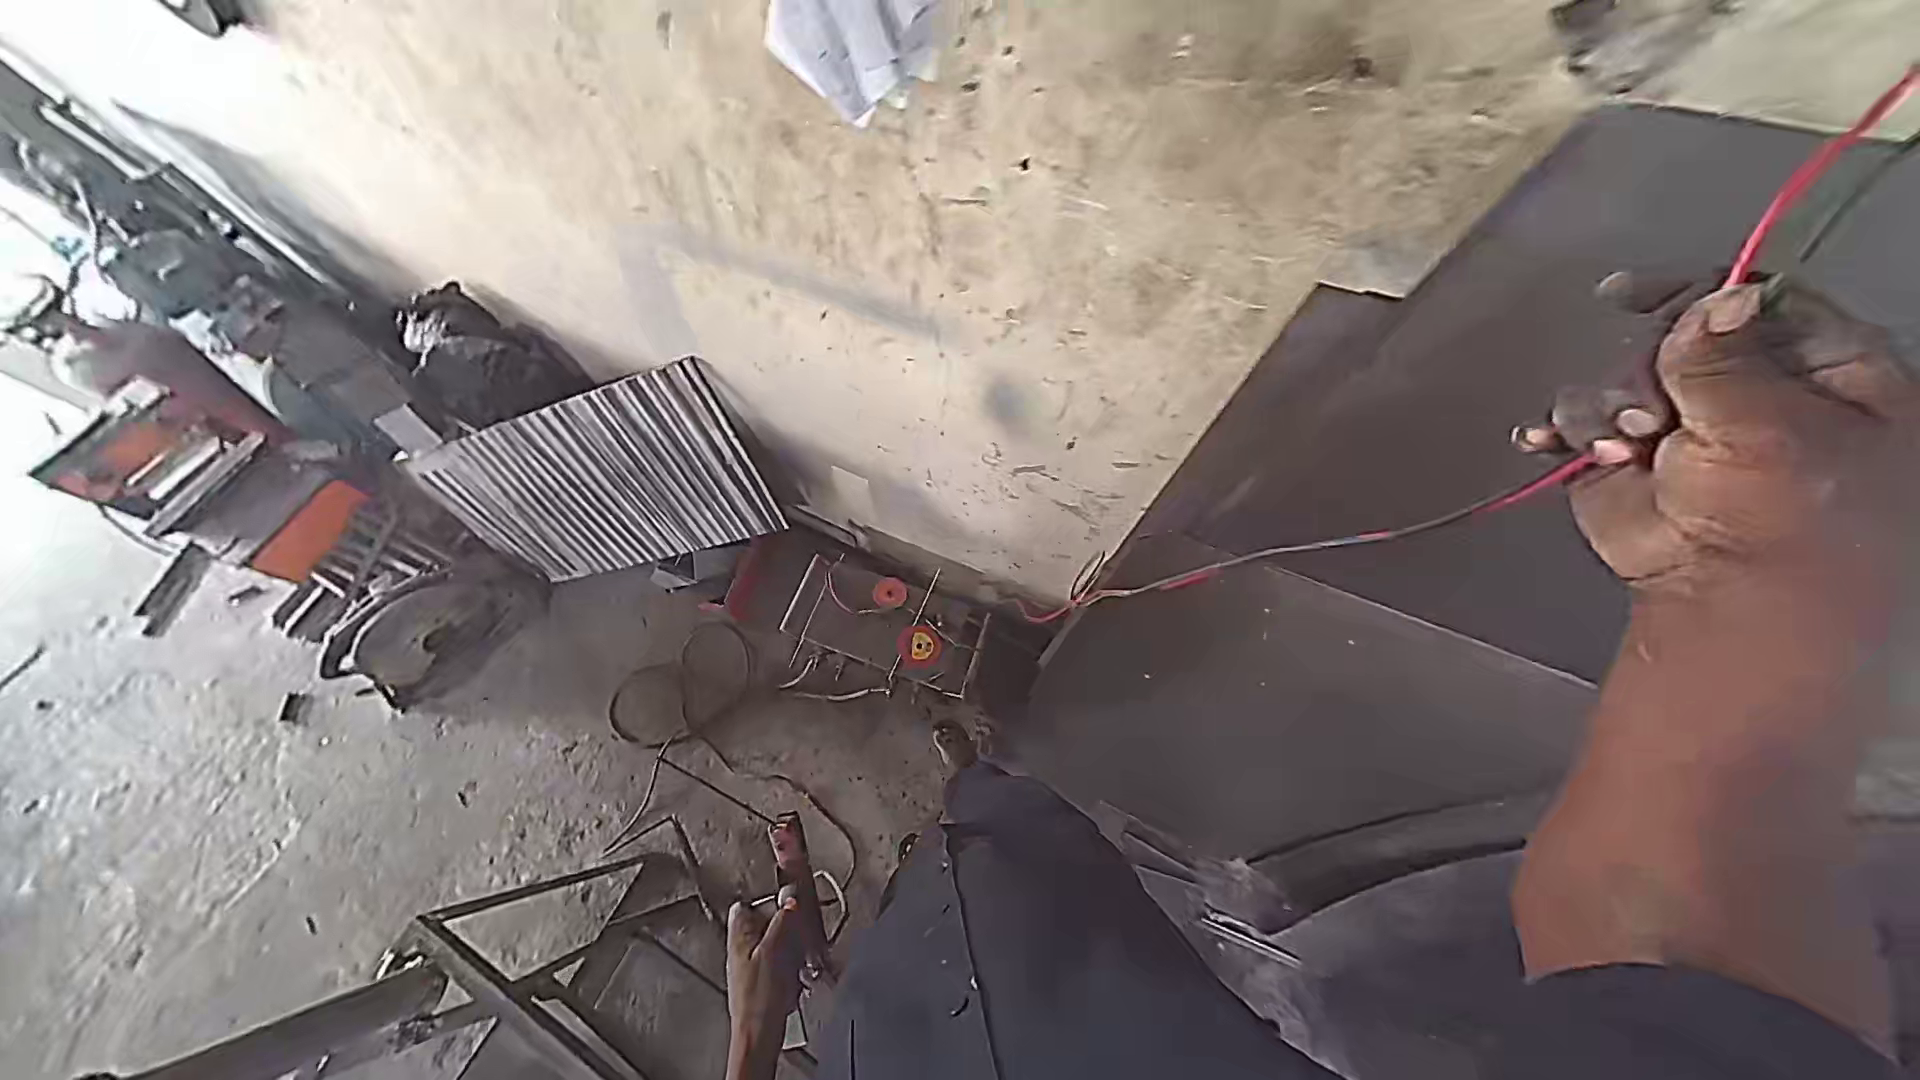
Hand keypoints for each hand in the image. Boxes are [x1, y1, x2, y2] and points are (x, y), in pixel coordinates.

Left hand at [725, 895, 799, 1079]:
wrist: (759, 1036)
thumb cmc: (758, 999)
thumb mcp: (774, 949)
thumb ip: (783, 919)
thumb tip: (791, 897)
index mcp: (738, 934)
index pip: (748, 903)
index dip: (767, 897)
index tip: (787, 897)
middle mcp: (741, 946)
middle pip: (766, 920)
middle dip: (785, 923)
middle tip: (797, 930)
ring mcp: (751, 963)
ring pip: (776, 939)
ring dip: (791, 943)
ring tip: (797, 955)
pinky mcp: (763, 978)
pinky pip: (781, 958)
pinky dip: (791, 961)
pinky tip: (795, 972)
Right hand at [1568, 283, 1919, 600]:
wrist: (1722, 586)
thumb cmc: (1784, 513)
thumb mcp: (1770, 428)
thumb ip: (1726, 363)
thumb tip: (1714, 299)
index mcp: (1804, 366)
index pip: (1741, 303)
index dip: (1687, 294)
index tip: (1622, 295)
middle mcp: (1729, 387)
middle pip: (1654, 345)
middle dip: (1635, 378)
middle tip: (1650, 419)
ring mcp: (1664, 423)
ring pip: (1601, 384)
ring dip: (1598, 416)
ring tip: (1622, 451)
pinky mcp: (1609, 456)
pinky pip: (1564, 426)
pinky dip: (1551, 433)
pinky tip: (1545, 442)